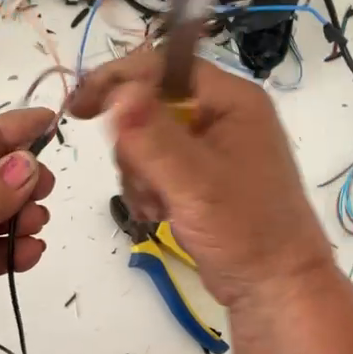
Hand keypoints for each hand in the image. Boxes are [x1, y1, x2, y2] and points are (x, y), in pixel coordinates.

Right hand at [67, 50, 332, 309]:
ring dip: (138, 176)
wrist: (273, 286)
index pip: (162, 68)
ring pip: (145, 143)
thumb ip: (153, 137)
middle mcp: (219, 116)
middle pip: (147, 107)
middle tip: (144, 182)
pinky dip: (146, 192)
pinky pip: (154, 170)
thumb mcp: (195, 182)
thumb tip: (118, 92)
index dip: (117, 82)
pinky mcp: (198, 180)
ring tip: (158, 206)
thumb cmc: (245, 231)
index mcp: (230, 100)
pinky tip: (159, 214)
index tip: (78, 110)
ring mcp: (208, 150)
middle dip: (133, 147)